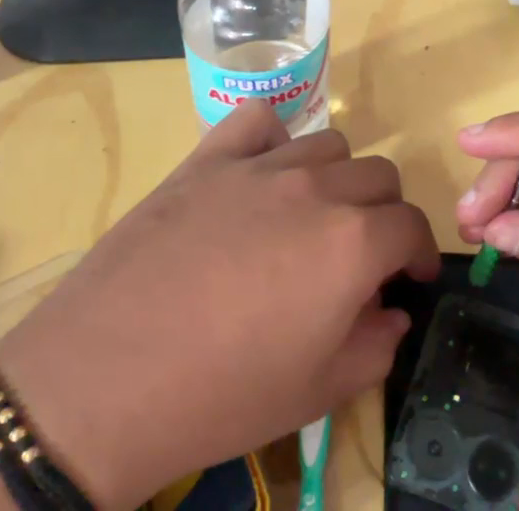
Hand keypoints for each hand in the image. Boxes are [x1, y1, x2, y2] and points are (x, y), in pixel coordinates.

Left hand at [0, 102, 439, 507]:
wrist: (99, 386)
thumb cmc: (220, 397)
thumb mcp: (319, 392)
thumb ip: (376, 346)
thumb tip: (389, 312)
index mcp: (354, 242)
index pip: (411, 226)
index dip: (419, 254)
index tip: (408, 279)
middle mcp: (316, 189)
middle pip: (379, 175)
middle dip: (385, 215)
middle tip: (362, 255)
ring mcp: (257, 168)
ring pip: (328, 146)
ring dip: (337, 179)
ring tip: (312, 218)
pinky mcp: (204, 163)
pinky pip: (257, 121)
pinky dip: (274, 139)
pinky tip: (262, 174)